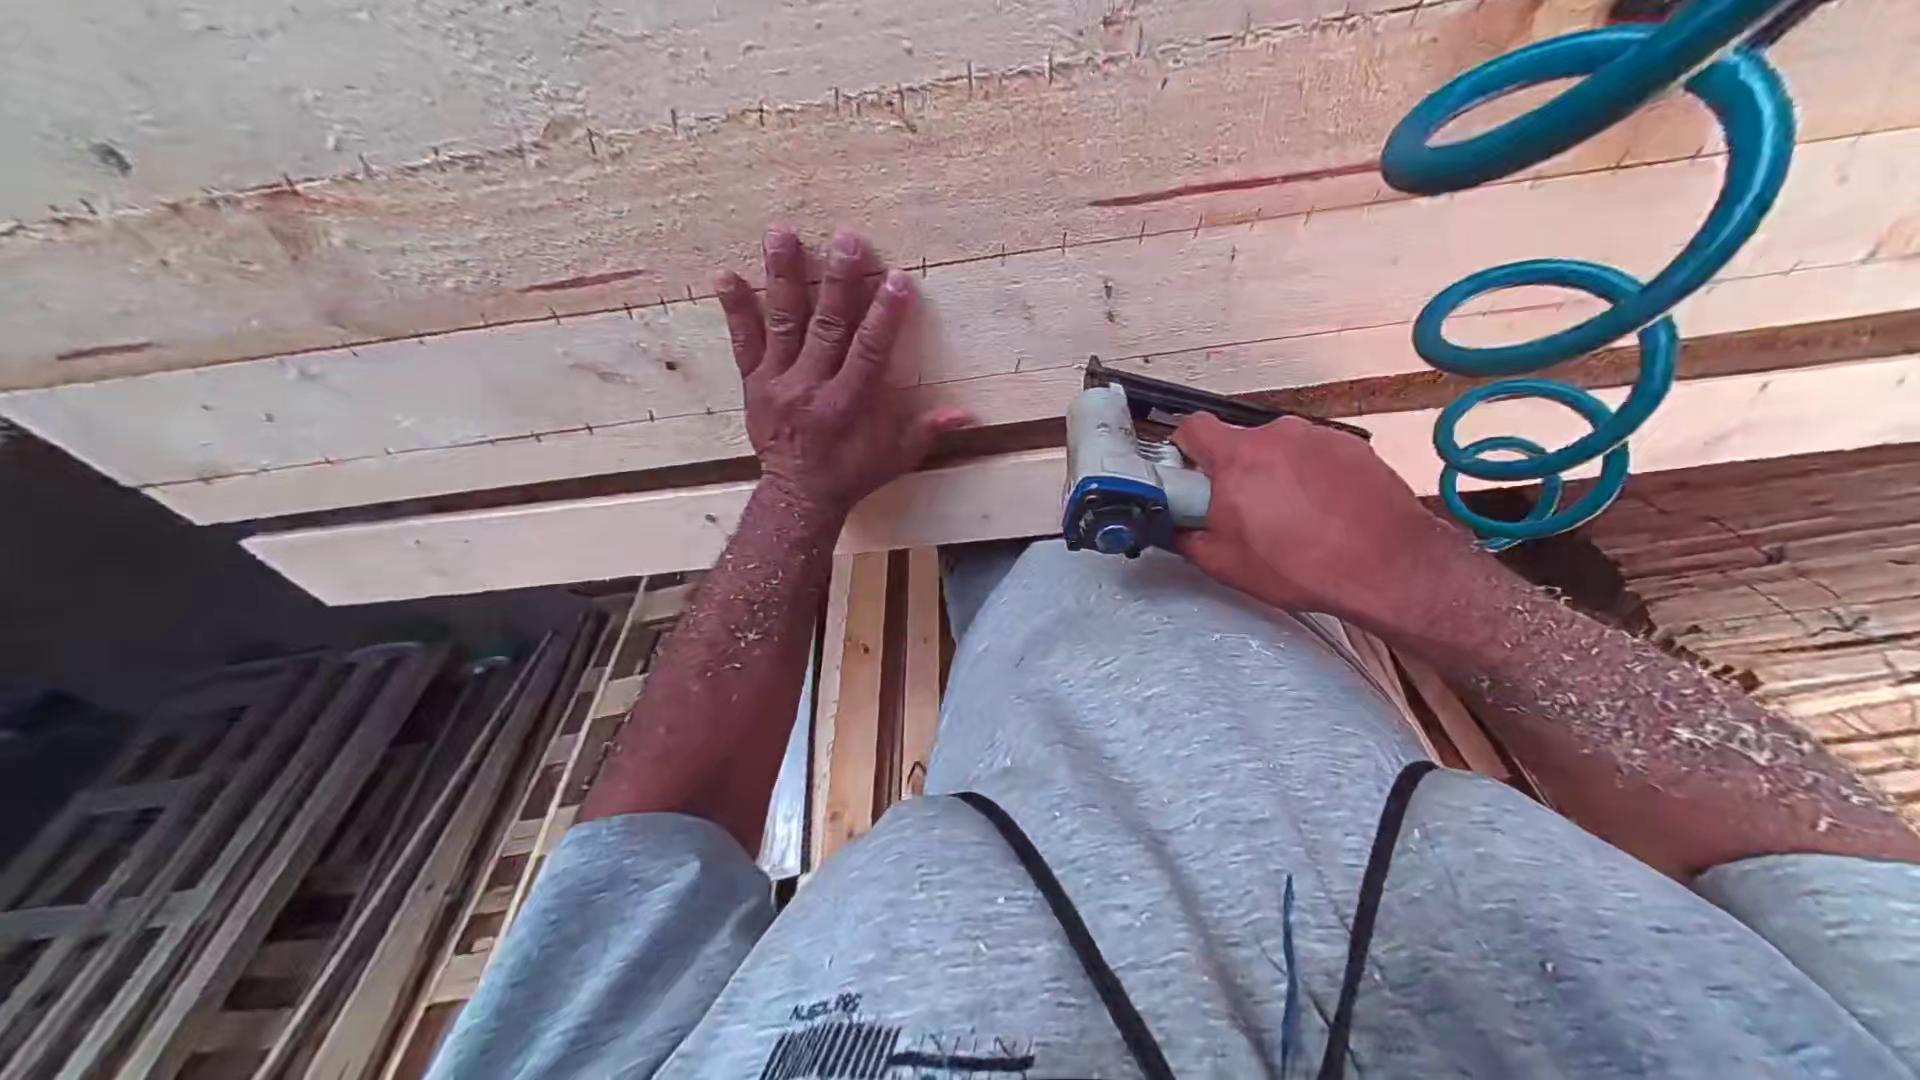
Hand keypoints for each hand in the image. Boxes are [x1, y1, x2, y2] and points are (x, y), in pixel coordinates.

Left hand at [714, 227, 970, 518]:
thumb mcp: (897, 457)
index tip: (897, 279)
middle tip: (847, 240)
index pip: (870, 350)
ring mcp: (779, 382)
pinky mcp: (754, 384)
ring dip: (784, 278)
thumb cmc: (853, 474)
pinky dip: (736, 310)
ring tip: (782, 233)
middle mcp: (812, 387)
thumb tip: (969, 415)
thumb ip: (929, 430)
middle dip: (840, 283)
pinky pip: (744, 344)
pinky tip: (726, 275)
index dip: (885, 315)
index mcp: (849, 404)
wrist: (799, 496)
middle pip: (828, 327)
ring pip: (783, 323)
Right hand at [1171, 413, 1489, 627]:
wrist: (1389, 568)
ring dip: (1271, 475)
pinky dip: (1306, 477)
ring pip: (1275, 450)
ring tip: (1285, 517)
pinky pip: (1311, 455)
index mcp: (1237, 458)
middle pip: (1236, 442)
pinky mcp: (1349, 447)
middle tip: (1239, 511)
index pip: (1191, 427)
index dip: (1182, 450)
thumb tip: (1174, 528)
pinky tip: (1317, 513)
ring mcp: (1317, 438)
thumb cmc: (1310, 565)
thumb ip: (1186, 537)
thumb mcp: (1224, 563)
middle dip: (1230, 472)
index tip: (1188, 475)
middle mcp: (1277, 436)